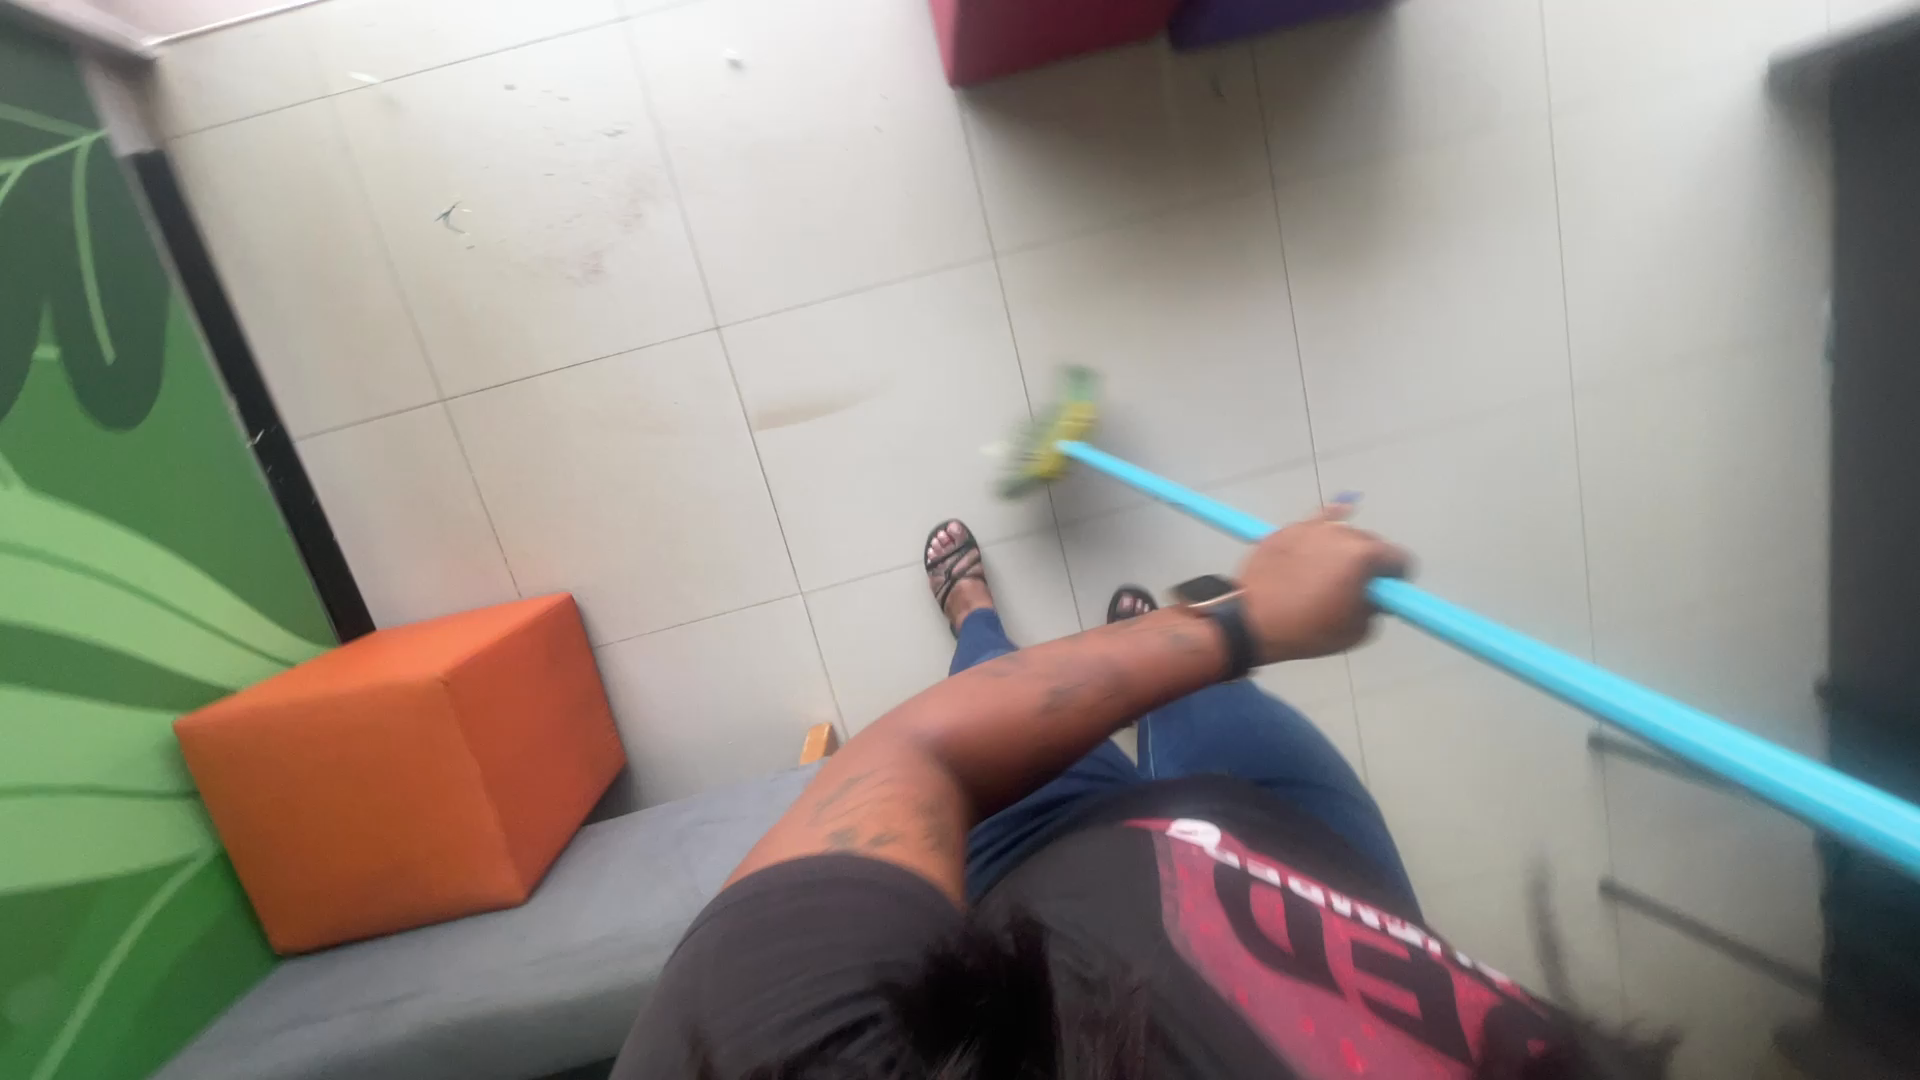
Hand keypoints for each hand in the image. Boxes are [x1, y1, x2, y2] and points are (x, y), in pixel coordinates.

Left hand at [1235, 504, 1410, 663]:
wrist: (1250, 620)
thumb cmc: (1307, 629)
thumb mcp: (1358, 629)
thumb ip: (1375, 605)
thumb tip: (1372, 592)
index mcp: (1363, 555)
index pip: (1400, 560)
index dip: (1397, 579)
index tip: (1385, 592)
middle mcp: (1339, 533)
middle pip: (1370, 543)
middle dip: (1369, 562)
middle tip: (1353, 586)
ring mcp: (1308, 528)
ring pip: (1340, 532)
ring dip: (1343, 548)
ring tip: (1329, 568)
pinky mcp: (1284, 531)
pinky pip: (1312, 526)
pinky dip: (1322, 527)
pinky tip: (1333, 518)